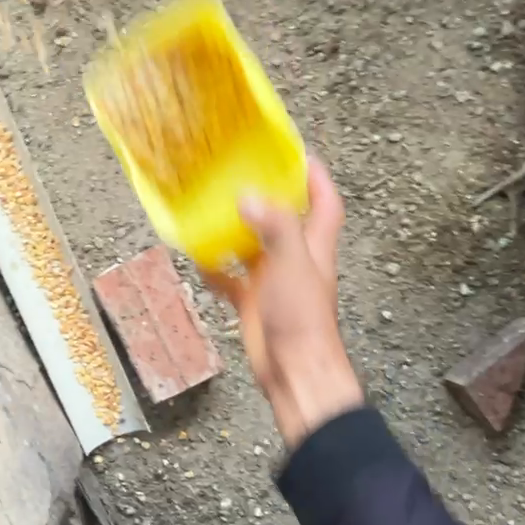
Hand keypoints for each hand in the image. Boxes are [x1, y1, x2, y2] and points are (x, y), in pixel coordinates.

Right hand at [205, 158, 365, 445]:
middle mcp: (296, 260)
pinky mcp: (255, 305)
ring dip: (238, 233)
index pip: (324, 202)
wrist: (294, 369)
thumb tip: (249, 198)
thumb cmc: (302, 319)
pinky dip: (217, 271)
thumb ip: (275, 228)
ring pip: (255, 249)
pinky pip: (233, 282)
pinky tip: (200, 261)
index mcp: (315, 247)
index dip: (316, 178)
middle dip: (270, 199)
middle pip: (287, 221)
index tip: (296, 155)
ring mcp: (274, 283)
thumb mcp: (292, 264)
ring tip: (214, 212)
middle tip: (243, 178)